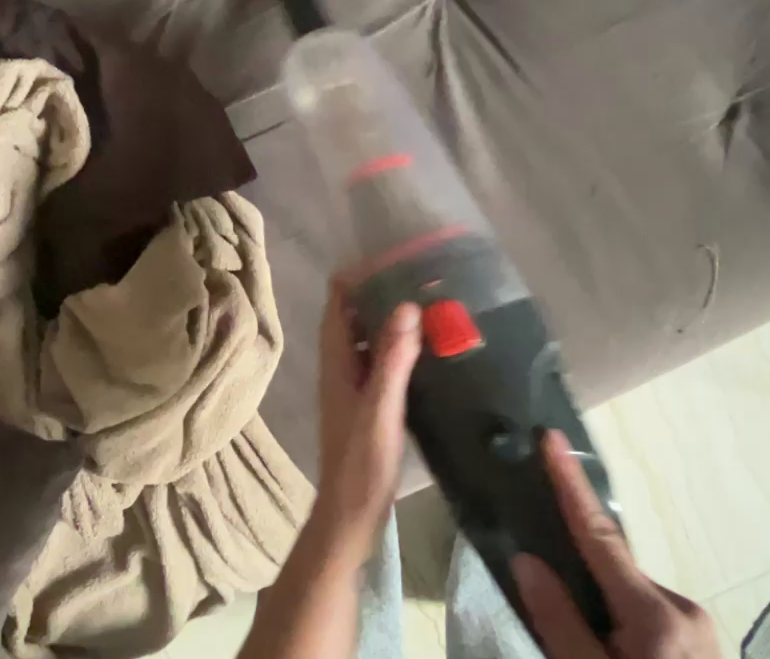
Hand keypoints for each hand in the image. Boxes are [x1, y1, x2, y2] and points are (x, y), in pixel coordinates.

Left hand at [305, 282, 420, 568]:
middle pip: (356, 309)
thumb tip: (406, 306)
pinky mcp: (368, 396)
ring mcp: (353, 379)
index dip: (363, 271)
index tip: (400, 257)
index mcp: (335, 357)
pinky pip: (383, 356)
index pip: (340, 296)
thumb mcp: (381, 408)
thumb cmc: (362, 460)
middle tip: (426, 274)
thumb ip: (392, 359)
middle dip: (384, 288)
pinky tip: (432, 346)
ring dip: (395, 314)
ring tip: (434, 300)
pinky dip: (402, 343)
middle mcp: (340, 361)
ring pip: (371, 332)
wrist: (351, 511)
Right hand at [512, 431, 718, 657]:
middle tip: (558, 623)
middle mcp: (686, 612)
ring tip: (588, 650)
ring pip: (630, 601)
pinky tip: (611, 655)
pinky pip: (650, 622)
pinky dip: (623, 629)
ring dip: (603, 614)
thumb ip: (558, 623)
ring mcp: (703, 633)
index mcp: (655, 618)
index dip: (569, 484)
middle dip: (580, 581)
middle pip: (613, 573)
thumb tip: (528, 561)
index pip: (599, 535)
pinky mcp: (706, 650)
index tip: (551, 437)